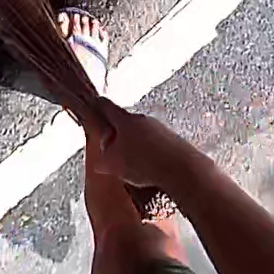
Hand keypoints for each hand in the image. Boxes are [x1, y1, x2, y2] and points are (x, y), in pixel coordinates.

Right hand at [84, 99, 214, 201]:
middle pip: (123, 121)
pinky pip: (154, 142)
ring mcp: (159, 127)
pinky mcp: (171, 139)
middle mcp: (143, 119)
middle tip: (110, 152)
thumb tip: (102, 160)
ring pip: (139, 133)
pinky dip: (148, 152)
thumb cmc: (145, 163)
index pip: (106, 106)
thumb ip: (104, 158)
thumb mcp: (113, 164)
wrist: (180, 168)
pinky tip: (148, 168)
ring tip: (131, 166)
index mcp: (125, 120)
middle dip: (115, 135)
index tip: (93, 105)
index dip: (97, 106)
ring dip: (133, 144)